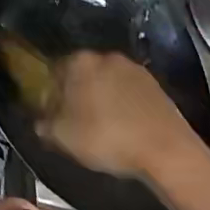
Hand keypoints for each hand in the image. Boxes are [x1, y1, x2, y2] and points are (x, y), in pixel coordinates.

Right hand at [38, 51, 197, 177]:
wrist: (169, 154)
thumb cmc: (108, 138)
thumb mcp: (64, 137)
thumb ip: (45, 125)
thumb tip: (41, 123)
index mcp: (78, 61)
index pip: (53, 72)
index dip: (50, 95)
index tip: (52, 114)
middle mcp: (105, 56)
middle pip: (81, 74)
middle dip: (76, 93)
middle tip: (75, 120)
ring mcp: (134, 70)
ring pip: (107, 82)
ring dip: (102, 99)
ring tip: (103, 127)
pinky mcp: (157, 86)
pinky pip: (129, 92)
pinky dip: (124, 105)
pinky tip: (125, 127)